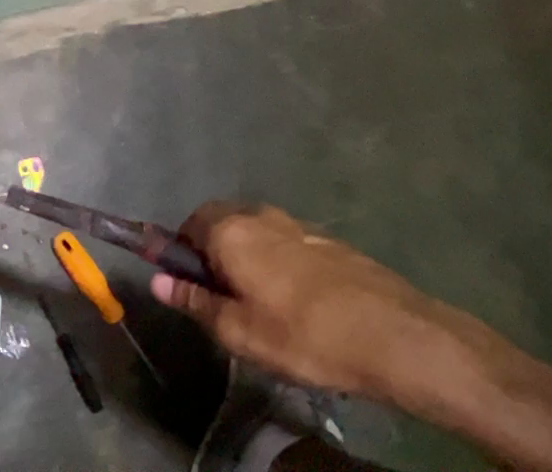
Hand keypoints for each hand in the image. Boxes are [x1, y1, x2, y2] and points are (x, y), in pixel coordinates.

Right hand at [151, 202, 434, 394]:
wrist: (393, 335)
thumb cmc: (302, 335)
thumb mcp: (238, 331)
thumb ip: (195, 302)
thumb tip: (159, 281)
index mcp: (230, 231)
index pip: (188, 225)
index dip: (181, 255)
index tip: (189, 288)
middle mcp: (260, 215)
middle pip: (223, 223)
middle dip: (214, 252)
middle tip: (222, 298)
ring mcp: (299, 225)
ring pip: (257, 233)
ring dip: (249, 257)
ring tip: (262, 304)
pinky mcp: (330, 242)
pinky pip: (287, 244)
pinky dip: (279, 262)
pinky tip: (297, 303)